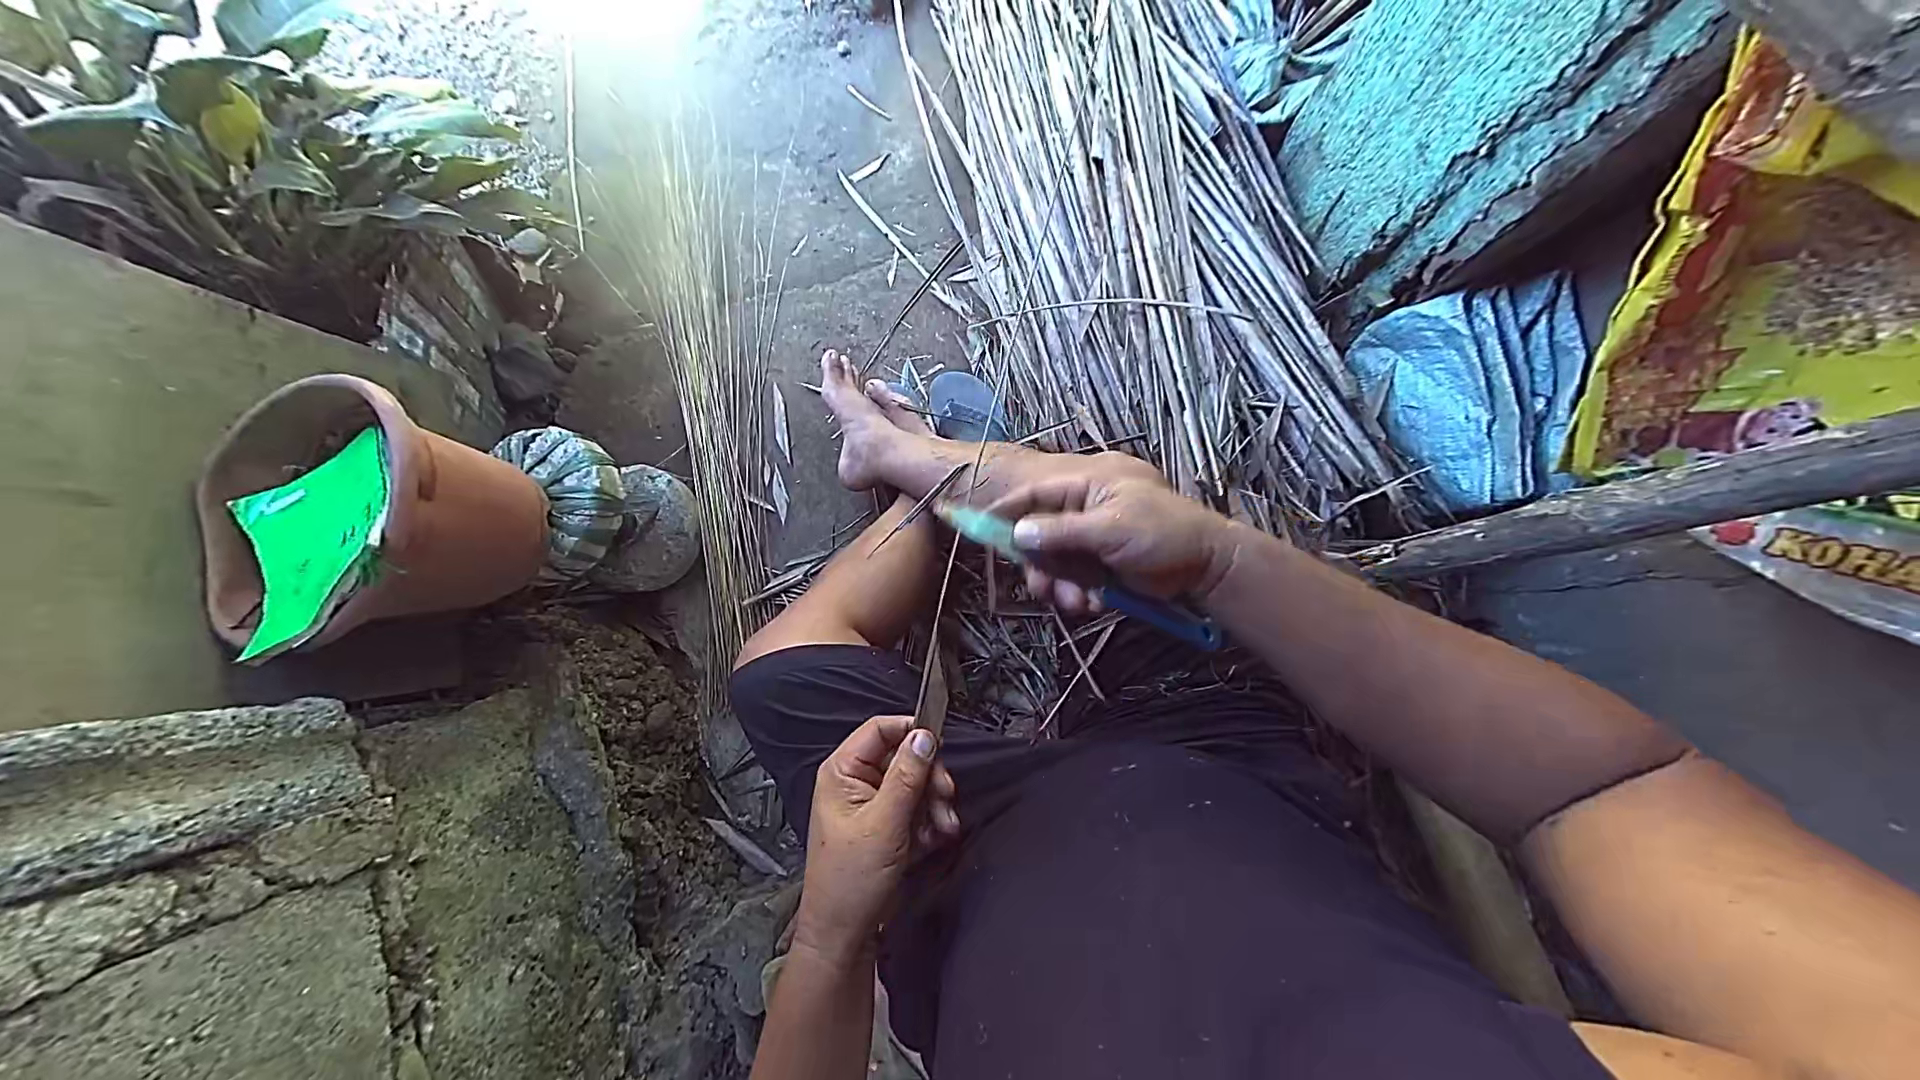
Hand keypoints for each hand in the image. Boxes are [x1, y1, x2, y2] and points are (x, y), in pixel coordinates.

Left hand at [793, 716, 959, 962]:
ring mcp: (872, 803)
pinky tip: (934, 837)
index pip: (880, 729)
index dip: (911, 732)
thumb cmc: (848, 884)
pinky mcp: (887, 823)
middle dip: (929, 777)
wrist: (845, 934)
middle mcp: (856, 782)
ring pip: (915, 782)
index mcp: (842, 772)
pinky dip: (930, 820)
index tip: (939, 745)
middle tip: (944, 795)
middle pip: (904, 756)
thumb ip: (906, 776)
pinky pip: (916, 806)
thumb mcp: (884, 823)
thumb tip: (924, 737)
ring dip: (934, 803)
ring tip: (942, 825)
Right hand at [988, 468, 1238, 615]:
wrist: (1206, 567)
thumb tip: (1018, 534)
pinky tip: (1091, 603)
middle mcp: (1086, 506)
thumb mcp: (1111, 528)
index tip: (982, 527)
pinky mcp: (1100, 562)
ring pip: (1055, 560)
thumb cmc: (1163, 533)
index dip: (1009, 510)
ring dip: (1059, 584)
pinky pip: (1073, 577)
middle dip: (1039, 564)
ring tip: (1074, 601)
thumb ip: (1062, 531)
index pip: (1038, 492)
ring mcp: (1092, 536)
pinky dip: (1076, 592)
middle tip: (1040, 587)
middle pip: (1040, 532)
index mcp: (1090, 483)